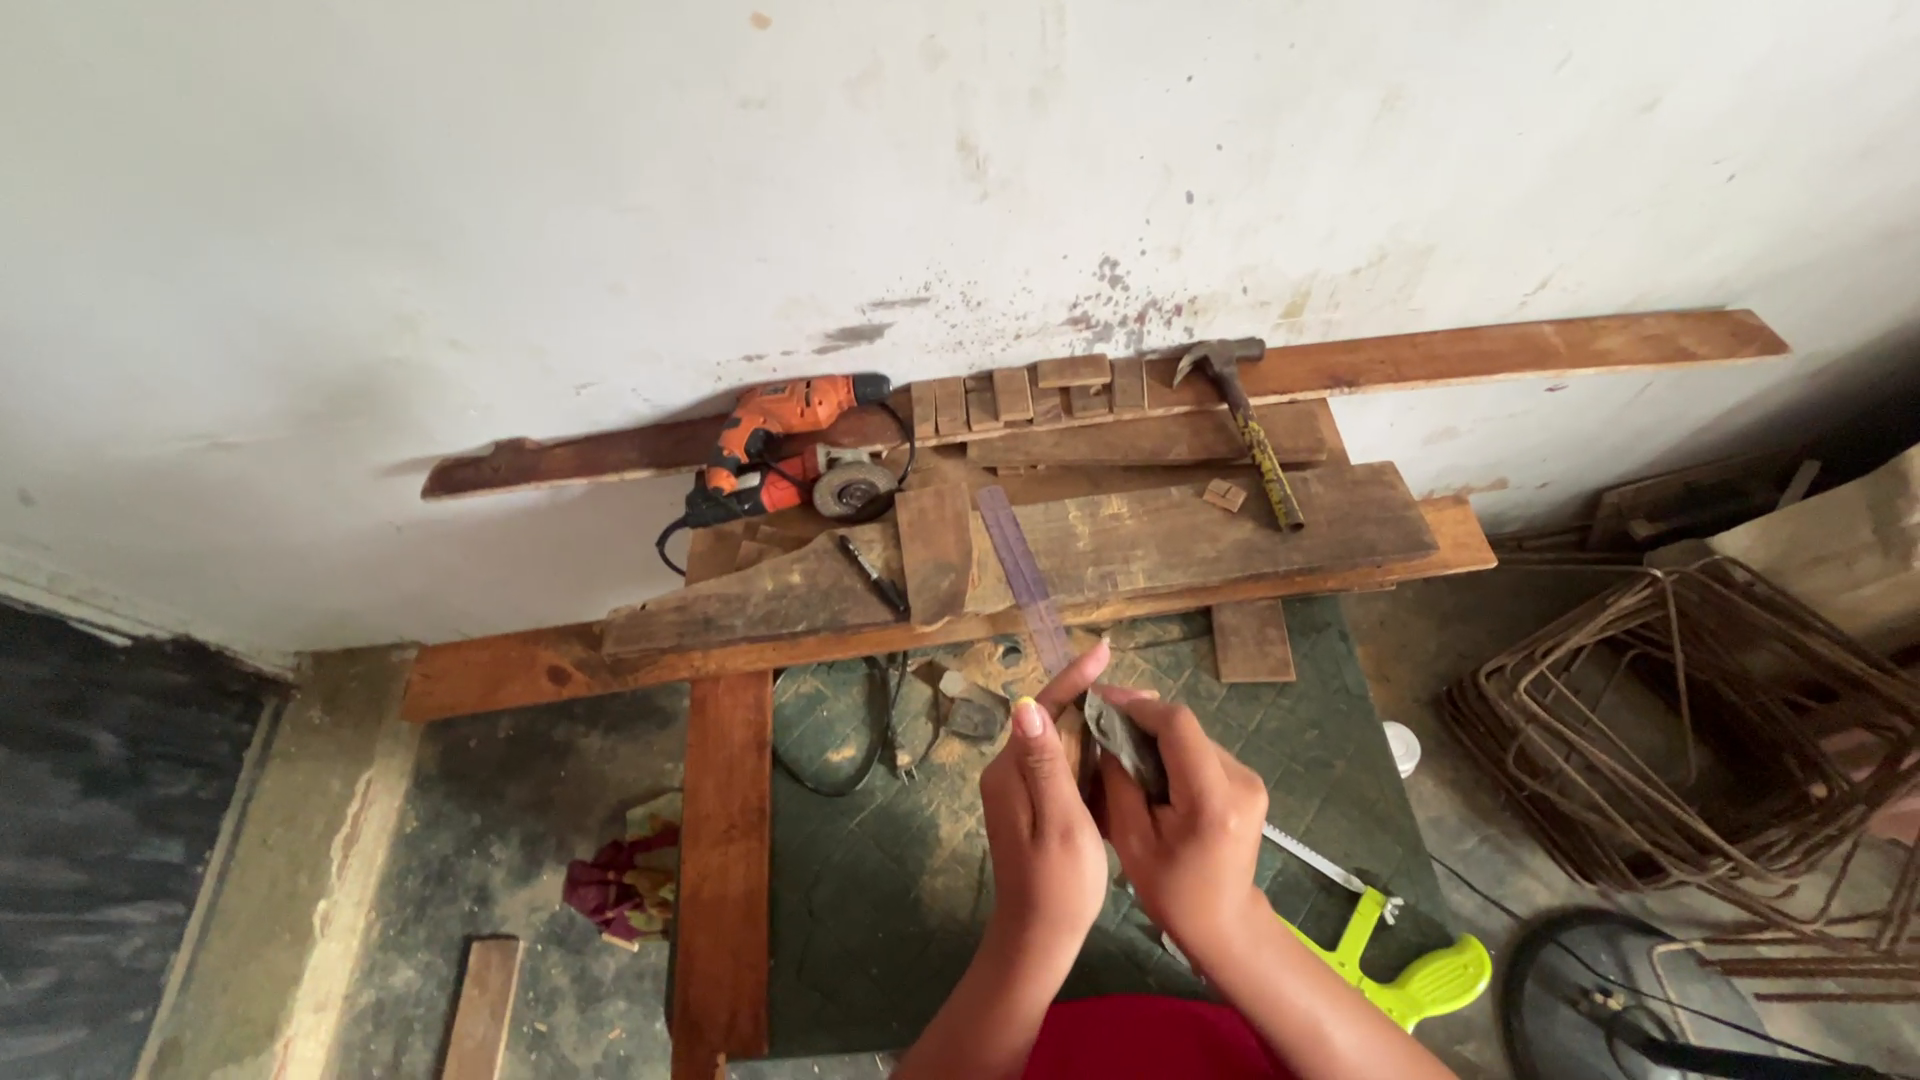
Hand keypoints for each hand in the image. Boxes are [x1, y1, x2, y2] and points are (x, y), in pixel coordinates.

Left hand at [976, 639, 1113, 973]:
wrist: (1038, 936)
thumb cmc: (1057, 885)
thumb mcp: (1060, 822)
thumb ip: (1046, 763)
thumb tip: (1028, 704)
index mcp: (1012, 770)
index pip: (1043, 708)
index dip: (1074, 677)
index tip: (1104, 649)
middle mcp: (1008, 770)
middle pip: (1049, 719)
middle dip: (1089, 698)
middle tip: (1135, 690)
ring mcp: (1018, 786)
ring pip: (1057, 740)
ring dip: (1091, 725)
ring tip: (1133, 712)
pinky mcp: (1031, 801)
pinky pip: (1061, 764)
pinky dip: (1088, 754)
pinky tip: (1116, 750)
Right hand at [1097, 692, 1271, 970]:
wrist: (1224, 924)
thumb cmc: (1172, 891)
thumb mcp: (1131, 839)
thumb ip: (1119, 780)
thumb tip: (1104, 732)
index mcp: (1212, 800)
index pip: (1177, 725)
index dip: (1138, 708)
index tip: (1102, 704)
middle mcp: (1240, 780)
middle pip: (1185, 728)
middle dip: (1142, 721)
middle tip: (1102, 724)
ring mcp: (1249, 780)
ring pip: (1191, 736)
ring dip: (1155, 736)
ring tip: (1120, 747)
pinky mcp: (1246, 782)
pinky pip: (1200, 751)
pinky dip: (1171, 752)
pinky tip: (1148, 768)